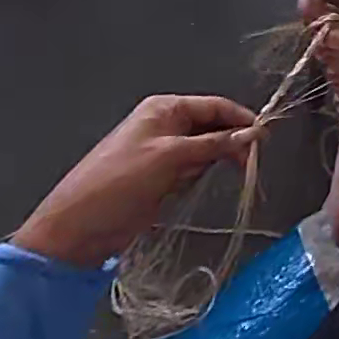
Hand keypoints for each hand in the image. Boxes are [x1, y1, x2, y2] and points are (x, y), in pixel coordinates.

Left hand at [14, 94, 258, 266]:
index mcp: (165, 109)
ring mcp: (164, 151)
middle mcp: (166, 125)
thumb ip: (216, 143)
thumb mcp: (171, 157)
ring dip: (212, 162)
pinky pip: (194, 168)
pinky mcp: (163, 175)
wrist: (75, 232)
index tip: (264, 138)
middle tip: (247, 162)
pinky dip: (198, 176)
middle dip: (229, 143)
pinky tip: (186, 187)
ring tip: (201, 177)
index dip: (241, 119)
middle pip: (215, 126)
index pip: (216, 106)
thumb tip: (254, 134)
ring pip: (207, 148)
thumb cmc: (119, 183)